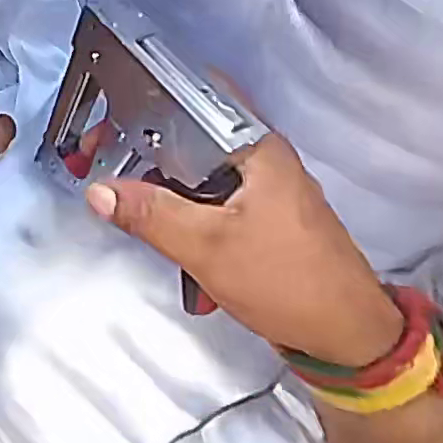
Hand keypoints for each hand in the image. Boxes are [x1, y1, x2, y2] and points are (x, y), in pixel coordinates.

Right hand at [85, 134, 400, 365]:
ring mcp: (259, 187)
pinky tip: (158, 229)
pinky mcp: (255, 213)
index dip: (136, 111)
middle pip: (183, 137)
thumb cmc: (285, 282)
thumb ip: (149, 214)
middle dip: (135, 151)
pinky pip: (202, 196)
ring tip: (118, 200)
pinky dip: (175, 207)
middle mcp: (260, 159)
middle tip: (96, 165)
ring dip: (153, 185)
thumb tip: (97, 191)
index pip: (187, 105)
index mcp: (256, 149)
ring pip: (190, 170)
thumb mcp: (205, 247)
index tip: (99, 133)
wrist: (346, 337)